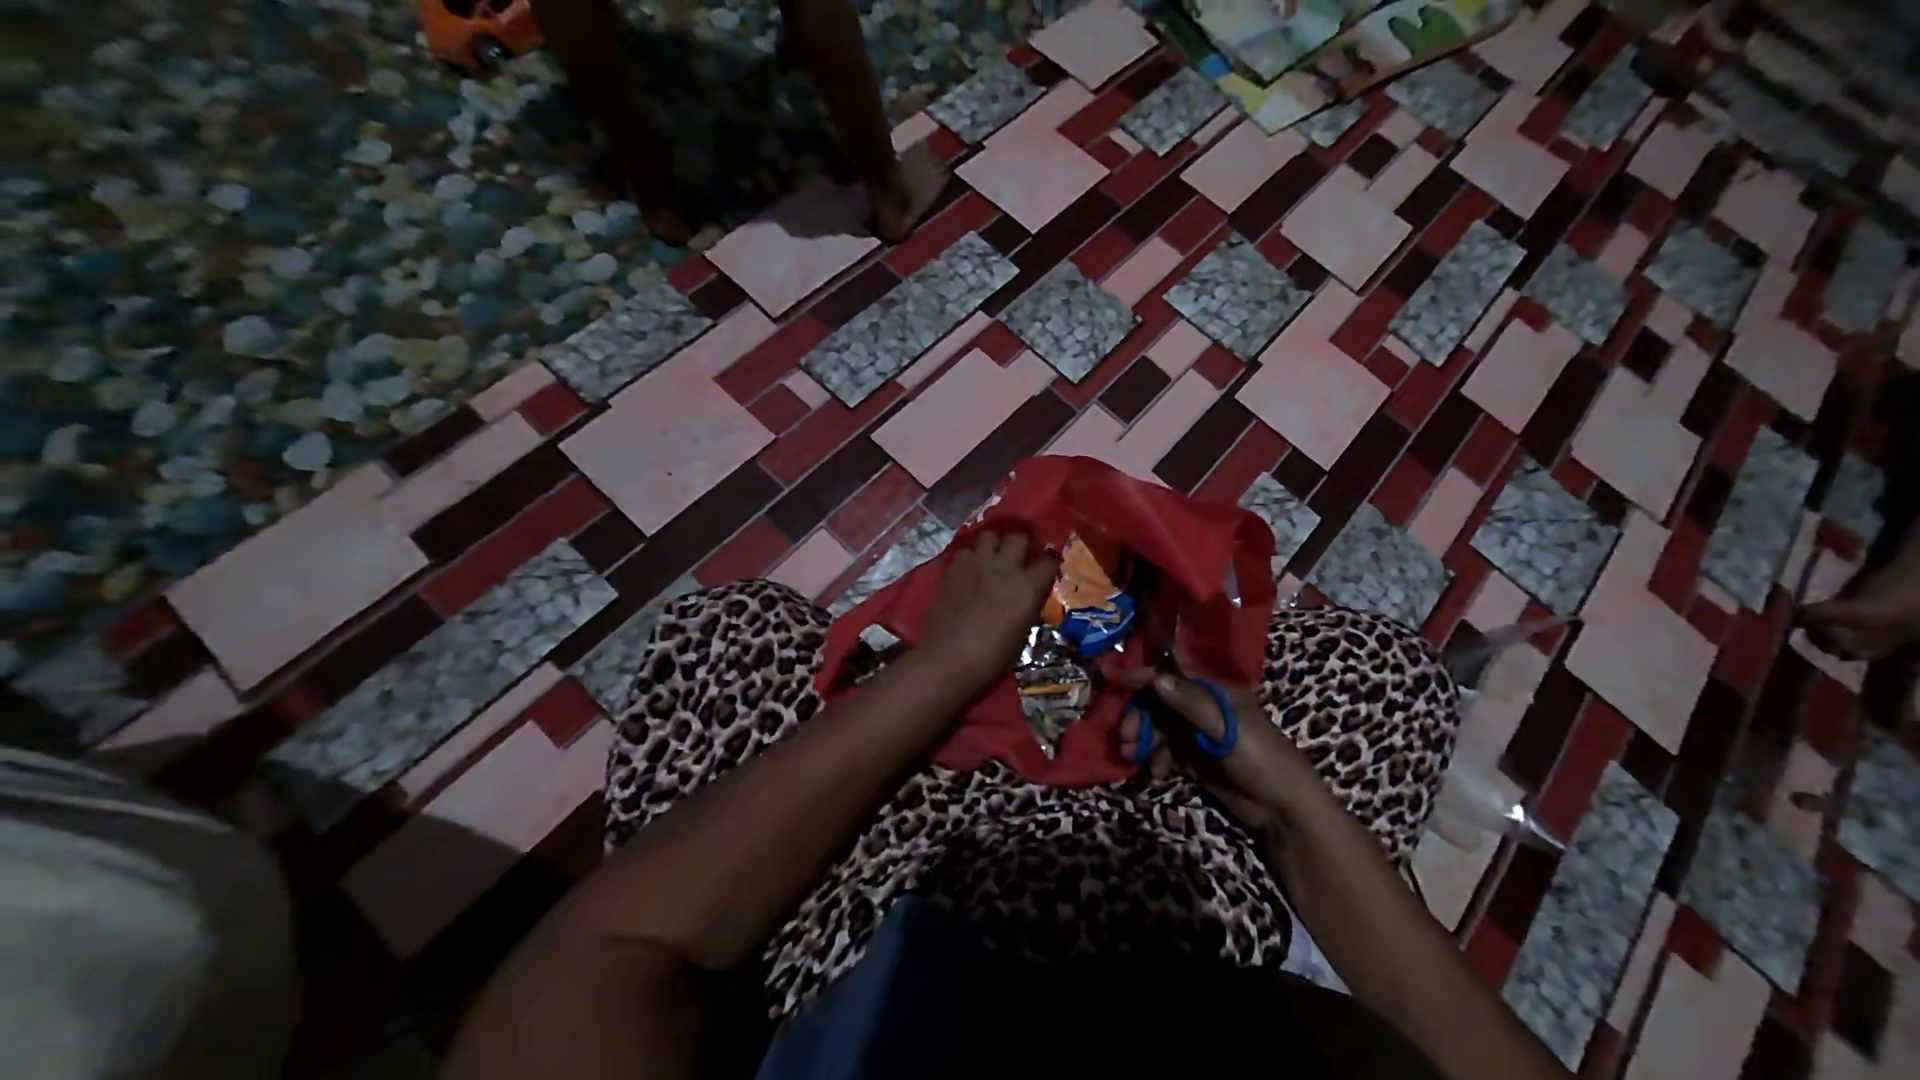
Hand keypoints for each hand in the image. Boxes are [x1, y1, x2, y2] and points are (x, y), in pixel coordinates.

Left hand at [916, 530, 1057, 692]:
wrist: (948, 658)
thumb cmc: (991, 657)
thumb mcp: (1021, 635)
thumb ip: (1026, 608)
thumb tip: (1027, 598)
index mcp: (1027, 587)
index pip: (1048, 561)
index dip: (1048, 564)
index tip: (1045, 569)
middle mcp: (1004, 568)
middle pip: (1018, 537)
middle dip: (1020, 545)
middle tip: (1017, 558)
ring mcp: (976, 565)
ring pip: (989, 535)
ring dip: (993, 544)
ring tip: (991, 557)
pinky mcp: (953, 569)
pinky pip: (965, 550)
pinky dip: (970, 556)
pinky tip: (969, 569)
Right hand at [1116, 665, 1319, 834]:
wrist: (1284, 811)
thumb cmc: (1263, 760)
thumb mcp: (1228, 729)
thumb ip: (1191, 704)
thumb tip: (1156, 678)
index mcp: (1216, 693)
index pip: (1173, 677)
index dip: (1145, 678)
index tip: (1117, 682)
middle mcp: (1203, 709)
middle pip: (1159, 704)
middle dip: (1139, 719)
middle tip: (1127, 740)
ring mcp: (1197, 734)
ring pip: (1158, 729)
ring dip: (1143, 741)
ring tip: (1133, 760)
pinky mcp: (1194, 759)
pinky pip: (1165, 751)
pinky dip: (1155, 759)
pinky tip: (1156, 773)